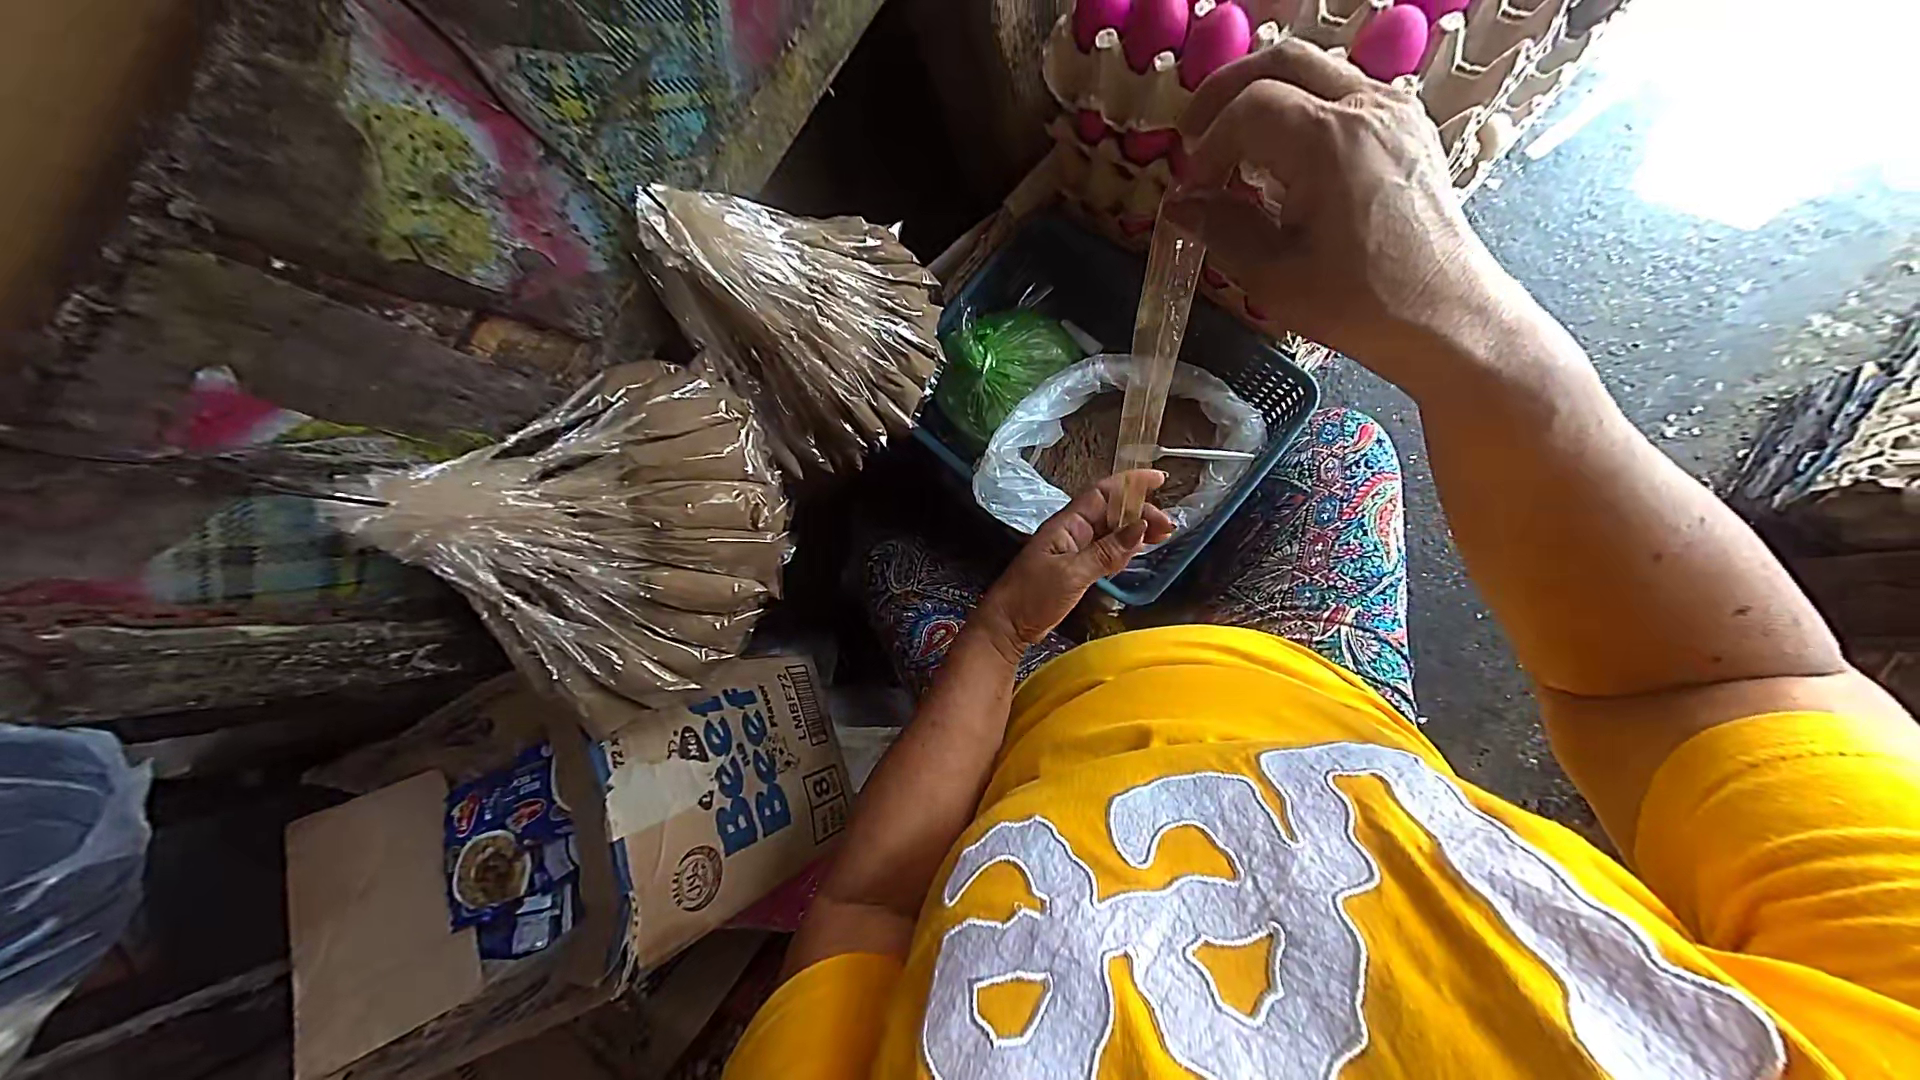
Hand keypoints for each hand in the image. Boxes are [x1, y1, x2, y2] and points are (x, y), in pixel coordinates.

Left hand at [974, 471, 1175, 661]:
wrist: (1006, 625)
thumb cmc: (1032, 596)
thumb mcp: (1072, 574)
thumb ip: (1106, 552)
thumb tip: (1140, 528)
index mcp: (1067, 525)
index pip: (1102, 493)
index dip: (1130, 483)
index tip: (1158, 480)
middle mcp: (1072, 532)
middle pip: (1112, 512)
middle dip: (1141, 513)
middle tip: (1167, 527)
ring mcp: (1074, 550)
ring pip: (1111, 532)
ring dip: (1135, 531)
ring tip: (1162, 537)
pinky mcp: (1076, 569)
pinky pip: (1105, 551)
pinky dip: (1123, 549)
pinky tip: (1137, 553)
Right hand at [1170, 40, 1513, 383]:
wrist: (1438, 311)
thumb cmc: (1355, 301)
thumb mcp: (1271, 275)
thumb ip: (1220, 229)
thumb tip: (1178, 206)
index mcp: (1329, 141)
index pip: (1248, 109)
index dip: (1207, 147)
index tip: (1191, 192)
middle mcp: (1366, 107)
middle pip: (1282, 61)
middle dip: (1225, 92)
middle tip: (1193, 135)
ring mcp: (1392, 111)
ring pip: (1315, 71)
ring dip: (1263, 99)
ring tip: (1233, 150)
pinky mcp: (1404, 128)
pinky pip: (1343, 93)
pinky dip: (1300, 111)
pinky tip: (1281, 159)